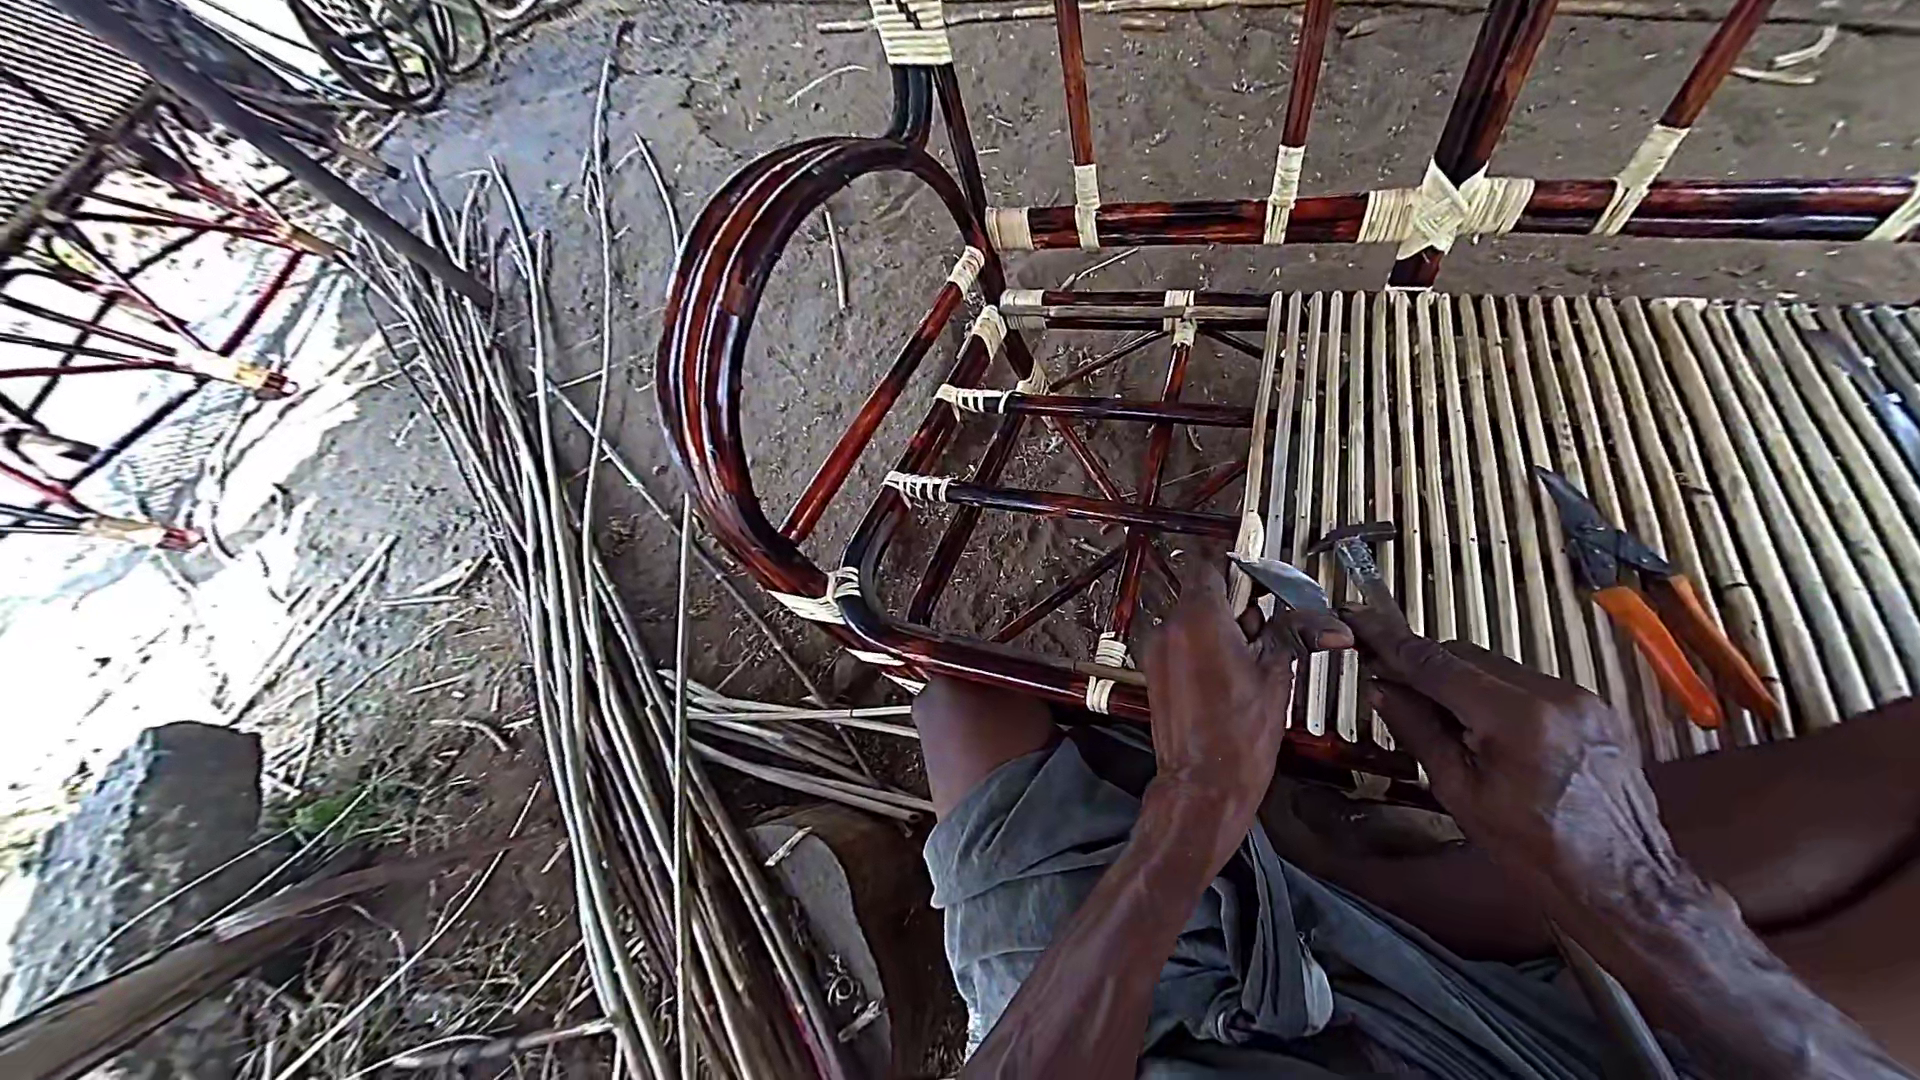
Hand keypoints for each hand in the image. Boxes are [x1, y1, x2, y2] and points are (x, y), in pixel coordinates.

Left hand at [1142, 556, 1349, 846]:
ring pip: (1192, 619)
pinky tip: (1232, 668)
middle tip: (1269, 614)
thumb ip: (1293, 636)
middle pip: (1202, 593)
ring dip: (1222, 623)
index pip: (1207, 564)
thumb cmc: (1238, 734)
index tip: (1252, 562)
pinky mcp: (1155, 670)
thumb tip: (1328, 624)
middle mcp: (1170, 628)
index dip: (1232, 559)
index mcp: (1198, 619)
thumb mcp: (1275, 676)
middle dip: (1236, 600)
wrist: (1202, 781)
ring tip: (1256, 649)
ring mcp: (1157, 650)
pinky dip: (1204, 643)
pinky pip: (1181, 641)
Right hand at [1345, 607, 1692, 912]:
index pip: (1435, 662)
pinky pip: (1520, 681)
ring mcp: (1579, 699)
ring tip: (1431, 712)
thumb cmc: (1536, 849)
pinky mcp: (1592, 708)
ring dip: (1452, 678)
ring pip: (1491, 664)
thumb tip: (1381, 688)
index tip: (1359, 624)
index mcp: (1517, 718)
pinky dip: (1486, 690)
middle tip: (1385, 681)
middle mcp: (1554, 696)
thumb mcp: (1457, 789)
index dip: (1390, 641)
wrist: (1627, 887)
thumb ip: (1417, 728)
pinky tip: (1473, 721)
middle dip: (1420, 664)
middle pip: (1463, 654)